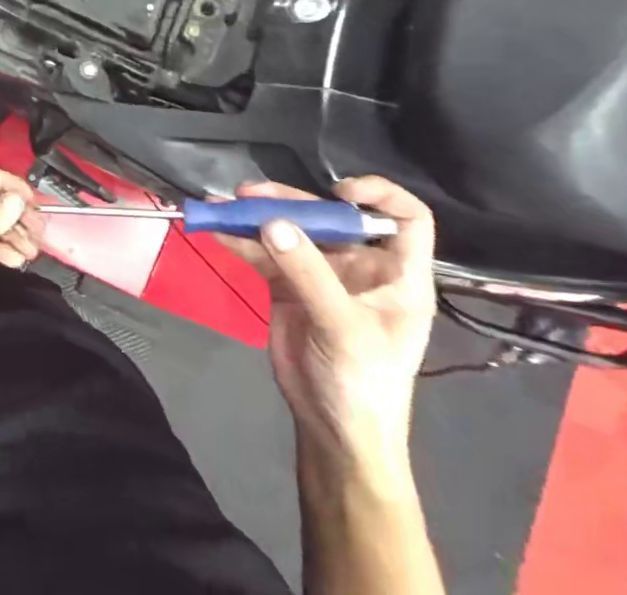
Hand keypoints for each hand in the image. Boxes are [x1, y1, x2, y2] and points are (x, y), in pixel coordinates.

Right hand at [213, 178, 436, 458]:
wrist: (332, 433)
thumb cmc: (363, 383)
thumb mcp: (344, 328)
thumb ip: (309, 274)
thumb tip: (272, 224)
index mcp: (397, 273)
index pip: (407, 218)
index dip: (381, 195)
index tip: (340, 191)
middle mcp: (362, 266)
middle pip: (332, 218)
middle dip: (293, 202)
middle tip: (251, 193)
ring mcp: (322, 275)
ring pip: (292, 233)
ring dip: (257, 218)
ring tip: (224, 206)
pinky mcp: (289, 288)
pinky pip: (266, 256)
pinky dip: (243, 244)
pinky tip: (218, 232)